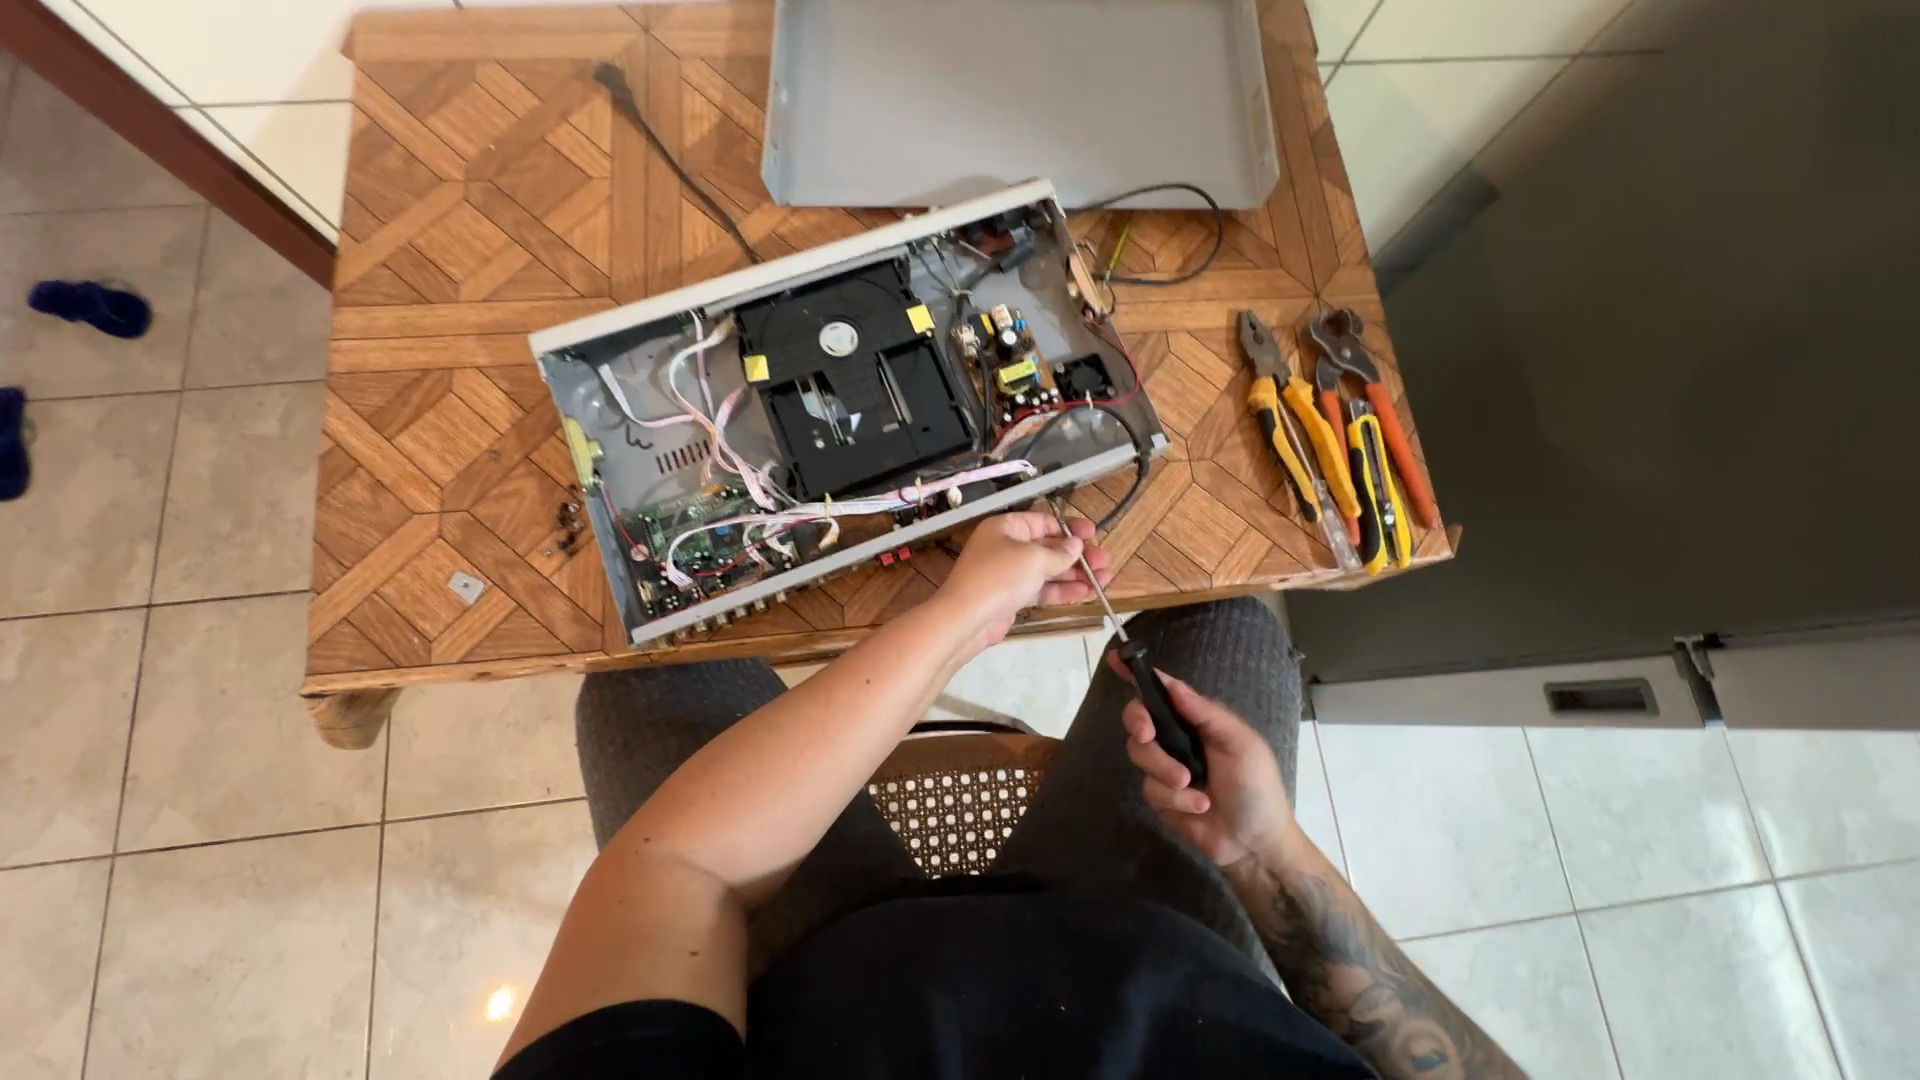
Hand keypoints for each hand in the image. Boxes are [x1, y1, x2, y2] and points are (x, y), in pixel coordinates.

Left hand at [937, 511, 1110, 647]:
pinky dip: (1061, 590)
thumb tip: (1076, 547)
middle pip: (1048, 546)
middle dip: (1077, 555)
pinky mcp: (1011, 596)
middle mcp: (1006, 547)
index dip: (1069, 528)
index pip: (1043, 522)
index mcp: (1005, 527)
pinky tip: (1085, 592)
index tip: (1092, 534)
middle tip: (1103, 561)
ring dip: (1074, 574)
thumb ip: (1059, 553)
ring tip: (1103, 579)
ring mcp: (1008, 573)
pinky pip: (1041, 589)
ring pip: (1047, 570)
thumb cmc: (997, 578)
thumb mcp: (1034, 559)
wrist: (966, 618)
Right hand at [1110, 656, 1300, 867]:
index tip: (1115, 659)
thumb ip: (1206, 713)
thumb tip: (1172, 684)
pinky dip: (1174, 799)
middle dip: (1138, 723)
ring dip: (1164, 770)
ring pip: (1139, 754)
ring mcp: (1165, 768)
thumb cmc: (1257, 787)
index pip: (1163, 691)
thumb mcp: (1241, 744)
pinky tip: (1199, 807)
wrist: (1255, 844)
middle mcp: (1177, 739)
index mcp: (1197, 720)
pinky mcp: (1160, 797)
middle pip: (1138, 718)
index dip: (1137, 674)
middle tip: (1147, 735)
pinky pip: (1149, 787)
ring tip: (1191, 786)